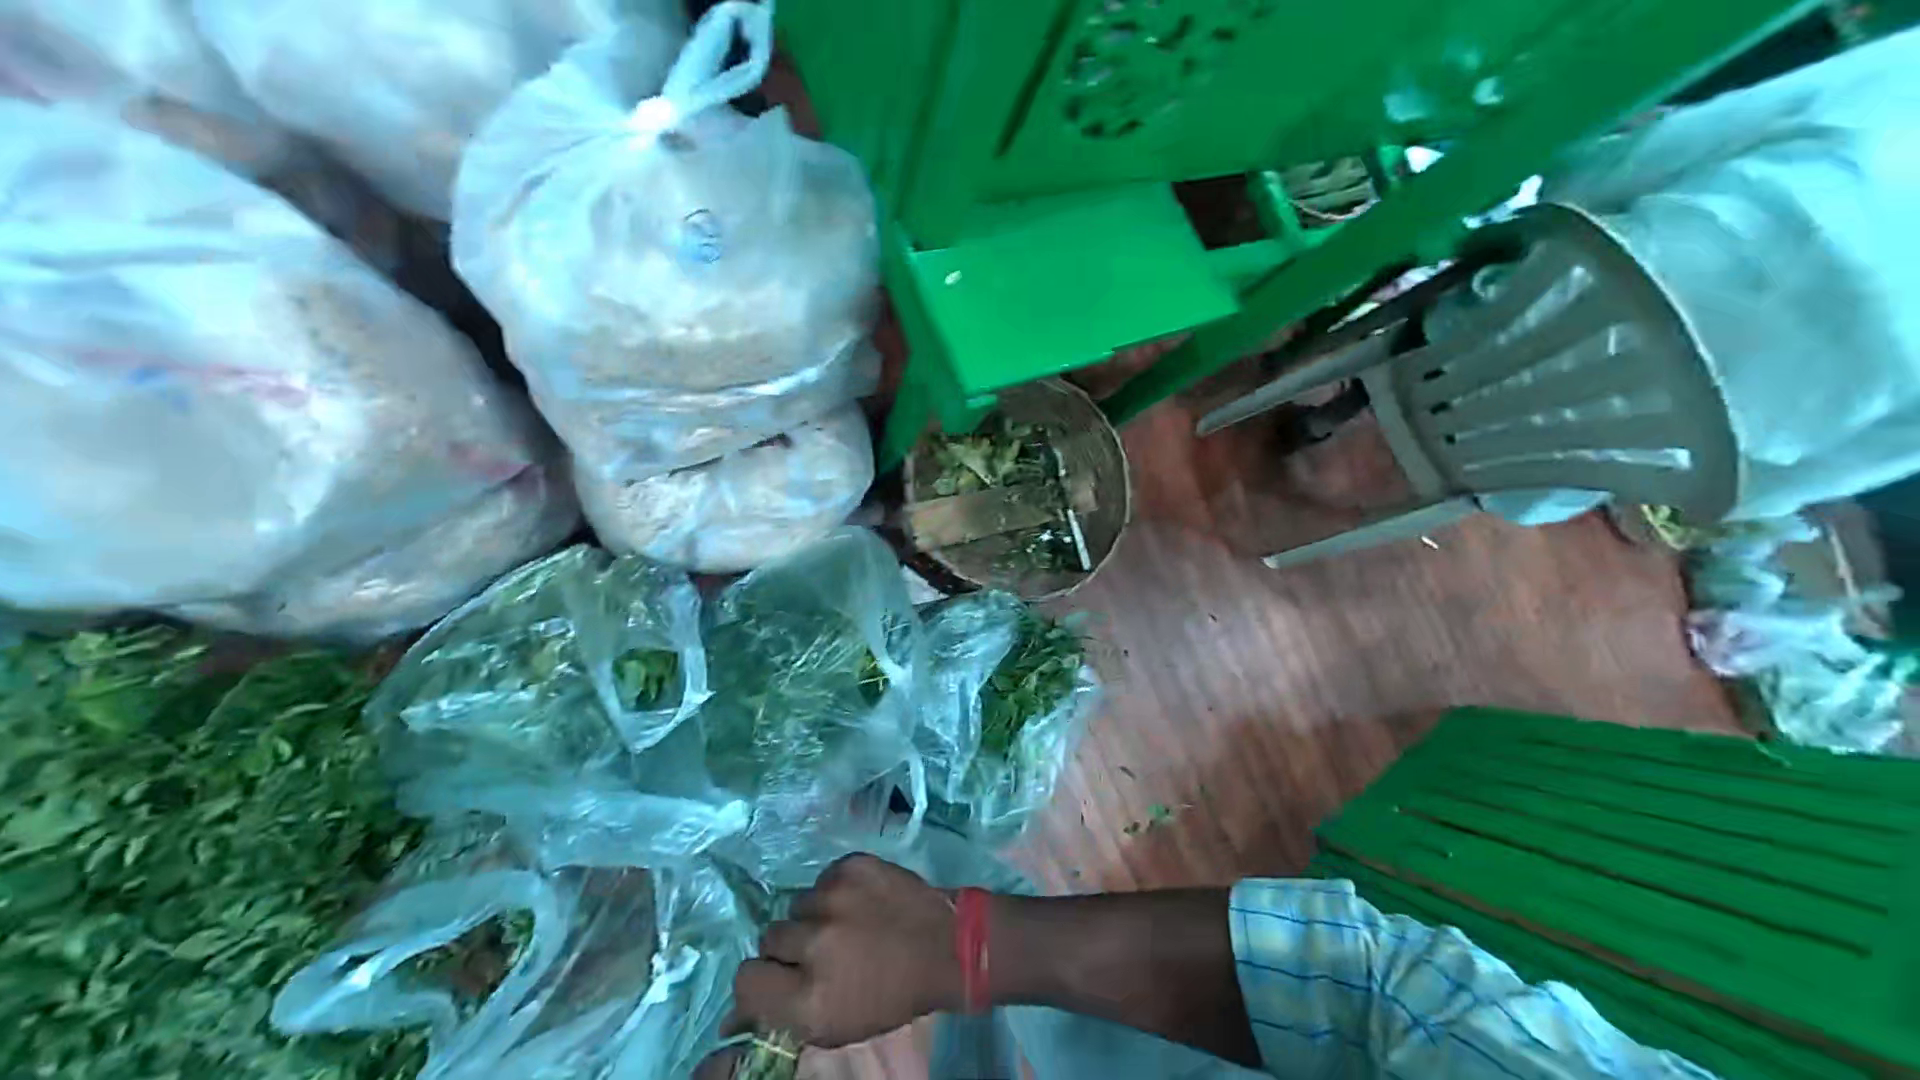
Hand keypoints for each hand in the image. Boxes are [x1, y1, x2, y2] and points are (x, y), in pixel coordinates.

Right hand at [731, 854, 963, 1047]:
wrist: (943, 945)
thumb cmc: (890, 995)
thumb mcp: (834, 1025)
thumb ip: (781, 1015)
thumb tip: (730, 1018)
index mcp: (809, 997)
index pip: (746, 978)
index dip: (758, 977)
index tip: (776, 974)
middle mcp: (815, 944)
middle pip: (770, 936)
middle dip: (790, 944)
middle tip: (820, 947)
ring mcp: (834, 898)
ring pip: (797, 903)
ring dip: (814, 914)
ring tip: (846, 922)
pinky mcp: (851, 865)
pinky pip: (822, 877)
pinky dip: (835, 889)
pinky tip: (860, 900)